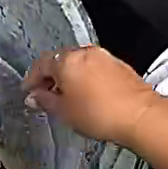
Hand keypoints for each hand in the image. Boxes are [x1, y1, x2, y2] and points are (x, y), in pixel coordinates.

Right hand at [24, 45, 160, 143]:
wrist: (138, 115)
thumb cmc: (102, 113)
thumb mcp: (63, 112)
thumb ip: (45, 101)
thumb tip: (35, 97)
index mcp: (66, 61)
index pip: (40, 65)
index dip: (31, 79)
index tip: (29, 90)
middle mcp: (84, 53)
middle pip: (59, 61)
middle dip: (50, 77)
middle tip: (44, 95)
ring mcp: (103, 58)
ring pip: (77, 64)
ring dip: (68, 78)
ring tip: (66, 99)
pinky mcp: (118, 66)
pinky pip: (94, 68)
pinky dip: (85, 79)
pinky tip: (86, 97)